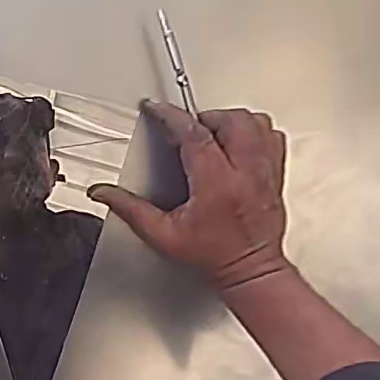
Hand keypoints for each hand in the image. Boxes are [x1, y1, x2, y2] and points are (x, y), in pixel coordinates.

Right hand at [88, 103, 291, 290]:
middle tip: (185, 128)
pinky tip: (236, 142)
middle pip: (229, 121)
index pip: (194, 135)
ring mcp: (265, 172)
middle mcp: (245, 173)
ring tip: (210, 132)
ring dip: (229, 121)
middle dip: (202, 117)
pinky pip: (272, 136)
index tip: (157, 110)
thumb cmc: (212, 255)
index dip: (171, 117)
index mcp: (216, 185)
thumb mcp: (162, 234)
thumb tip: (104, 193)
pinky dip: (253, 131)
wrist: (249, 269)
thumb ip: (130, 209)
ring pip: (255, 123)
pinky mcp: (276, 174)